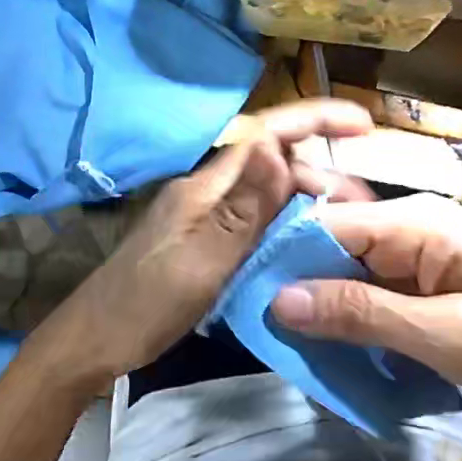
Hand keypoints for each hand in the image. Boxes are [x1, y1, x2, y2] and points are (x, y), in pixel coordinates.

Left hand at [30, 100, 374, 384]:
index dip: (314, 120)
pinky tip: (303, 250)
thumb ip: (242, 206)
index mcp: (203, 188)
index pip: (263, 135)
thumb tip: (274, 144)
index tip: (365, 126)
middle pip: (268, 165)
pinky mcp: (200, 246)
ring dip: (303, 204)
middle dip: (319, 174)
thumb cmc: (146, 303)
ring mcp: (200, 220)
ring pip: (261, 197)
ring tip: (346, 231)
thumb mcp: (202, 258)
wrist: (96, 340)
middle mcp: (204, 195)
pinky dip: (281, 229)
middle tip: (365, 210)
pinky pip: (250, 225)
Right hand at [268, 194, 461, 422]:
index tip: (242, 294)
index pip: (323, 224)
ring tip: (276, 342)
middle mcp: (403, 233)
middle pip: (326, 249)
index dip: (280, 257)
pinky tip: (318, 349)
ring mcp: (408, 265)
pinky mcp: (413, 295)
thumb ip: (361, 315)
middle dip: (292, 285)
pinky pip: (361, 302)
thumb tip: (278, 301)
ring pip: (340, 279)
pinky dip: (340, 324)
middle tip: (253, 325)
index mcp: (412, 222)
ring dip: (314, 309)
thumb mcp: (446, 333)